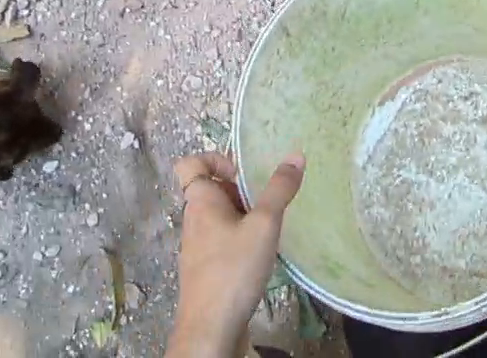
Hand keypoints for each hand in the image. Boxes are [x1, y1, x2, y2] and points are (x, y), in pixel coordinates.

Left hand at [165, 151, 304, 357]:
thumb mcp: (264, 224)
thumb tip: (296, 155)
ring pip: (219, 216)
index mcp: (201, 202)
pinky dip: (240, 239)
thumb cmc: (233, 270)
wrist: (210, 332)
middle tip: (266, 202)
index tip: (242, 173)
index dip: (215, 159)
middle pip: (212, 189)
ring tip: (269, 228)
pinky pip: (222, 240)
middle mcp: (194, 220)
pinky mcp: (205, 270)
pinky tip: (261, 254)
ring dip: (243, 216)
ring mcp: (197, 247)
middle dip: (240, 190)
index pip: (190, 163)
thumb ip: (280, 189)